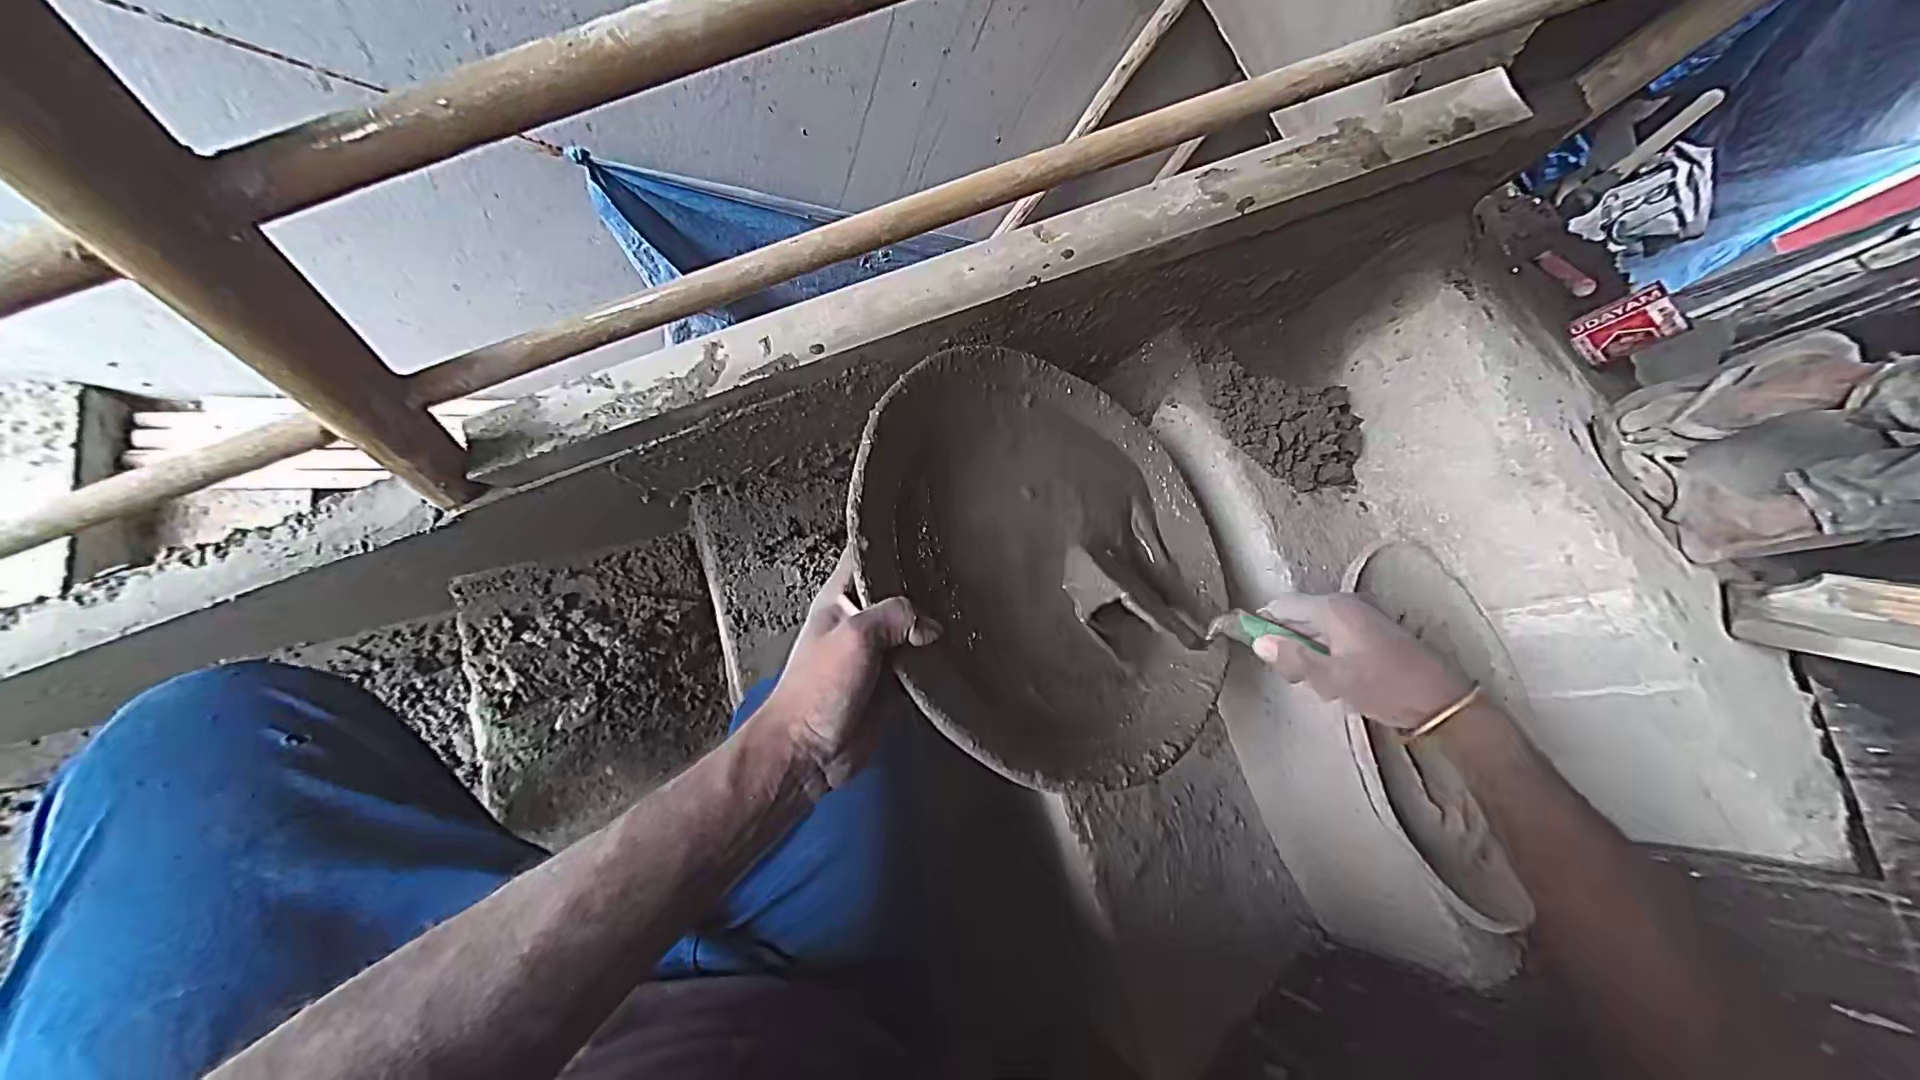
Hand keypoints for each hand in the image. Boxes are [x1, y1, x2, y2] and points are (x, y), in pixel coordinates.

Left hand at [754, 545, 940, 792]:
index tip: (923, 533)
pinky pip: (919, 662)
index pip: (865, 556)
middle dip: (922, 587)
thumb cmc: (816, 691)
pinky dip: (935, 659)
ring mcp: (876, 652)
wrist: (808, 753)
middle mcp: (859, 620)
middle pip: (897, 592)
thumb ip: (895, 615)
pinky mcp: (891, 682)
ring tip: (965, 608)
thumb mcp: (856, 636)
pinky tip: (957, 650)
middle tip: (958, 573)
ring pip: (911, 628)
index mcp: (839, 598)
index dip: (890, 543)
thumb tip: (930, 626)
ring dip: (932, 626)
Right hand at [1251, 592, 1468, 730]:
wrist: (1441, 702)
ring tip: (1325, 683)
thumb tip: (1259, 642)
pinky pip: (1331, 636)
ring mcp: (1360, 615)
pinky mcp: (1370, 630)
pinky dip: (1326, 655)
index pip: (1280, 606)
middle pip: (1296, 618)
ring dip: (1308, 655)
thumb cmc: (1384, 687)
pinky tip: (1339, 680)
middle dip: (1289, 646)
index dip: (1263, 625)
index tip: (1259, 650)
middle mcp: (1345, 604)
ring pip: (1313, 630)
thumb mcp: (1331, 677)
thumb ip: (1292, 658)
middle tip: (1298, 677)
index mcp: (1333, 608)